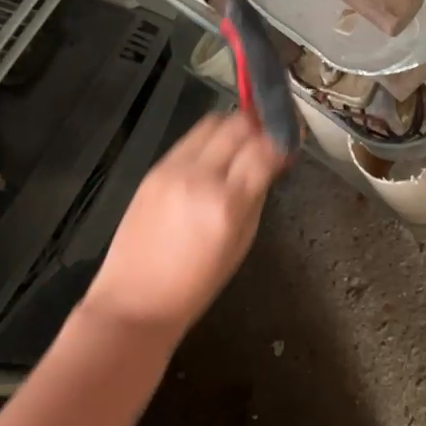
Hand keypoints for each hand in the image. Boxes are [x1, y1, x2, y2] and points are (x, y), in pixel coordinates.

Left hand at [82, 109, 288, 339]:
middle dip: (261, 126)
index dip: (284, 140)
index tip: (292, 142)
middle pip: (240, 126)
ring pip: (214, 123)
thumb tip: (272, 163)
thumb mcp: (243, 242)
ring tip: (243, 141)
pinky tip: (216, 154)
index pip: (266, 149)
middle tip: (271, 135)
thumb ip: (257, 195)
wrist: (133, 303)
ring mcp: (173, 171)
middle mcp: (201, 179)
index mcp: (228, 204)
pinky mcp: (154, 170)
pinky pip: (190, 138)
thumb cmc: (196, 285)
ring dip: (235, 127)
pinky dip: (211, 139)